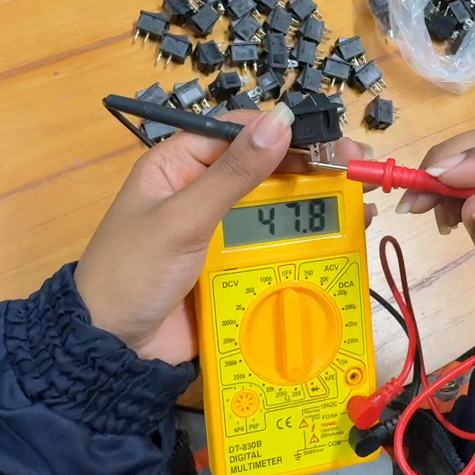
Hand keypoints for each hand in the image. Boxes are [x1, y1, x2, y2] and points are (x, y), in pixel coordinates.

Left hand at [77, 104, 368, 364]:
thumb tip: (280, 121)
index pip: (239, 132)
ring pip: (276, 206)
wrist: (113, 352)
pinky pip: (275, 244)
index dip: (285, 131)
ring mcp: (221, 230)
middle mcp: (203, 190)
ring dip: (316, 201)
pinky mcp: (234, 265)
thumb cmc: (133, 273)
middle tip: (358, 167)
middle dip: (312, 166)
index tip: (329, 139)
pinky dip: (307, 240)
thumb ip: (232, 174)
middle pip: (266, 168)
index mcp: (179, 164)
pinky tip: (342, 236)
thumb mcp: (182, 219)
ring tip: (361, 200)